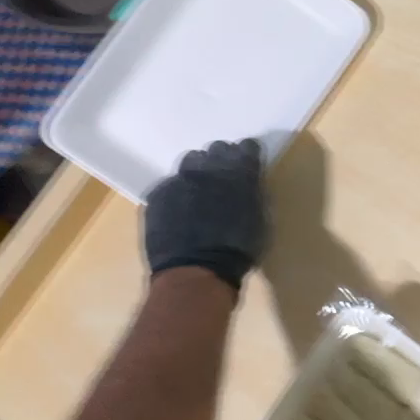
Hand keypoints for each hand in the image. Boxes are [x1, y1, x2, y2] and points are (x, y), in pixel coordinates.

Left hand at [142, 140, 269, 287]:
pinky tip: (179, 210)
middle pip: (216, 149)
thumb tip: (250, 184)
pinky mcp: (158, 195)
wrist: (196, 272)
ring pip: (191, 161)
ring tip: (199, 190)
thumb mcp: (261, 220)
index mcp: (240, 173)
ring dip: (198, 171)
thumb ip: (255, 194)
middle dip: (221, 159)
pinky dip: (177, 192)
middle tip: (223, 178)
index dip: (248, 154)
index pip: (247, 147)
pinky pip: (170, 184)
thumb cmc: (239, 251)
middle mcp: (209, 169)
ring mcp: (180, 180)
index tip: (248, 163)